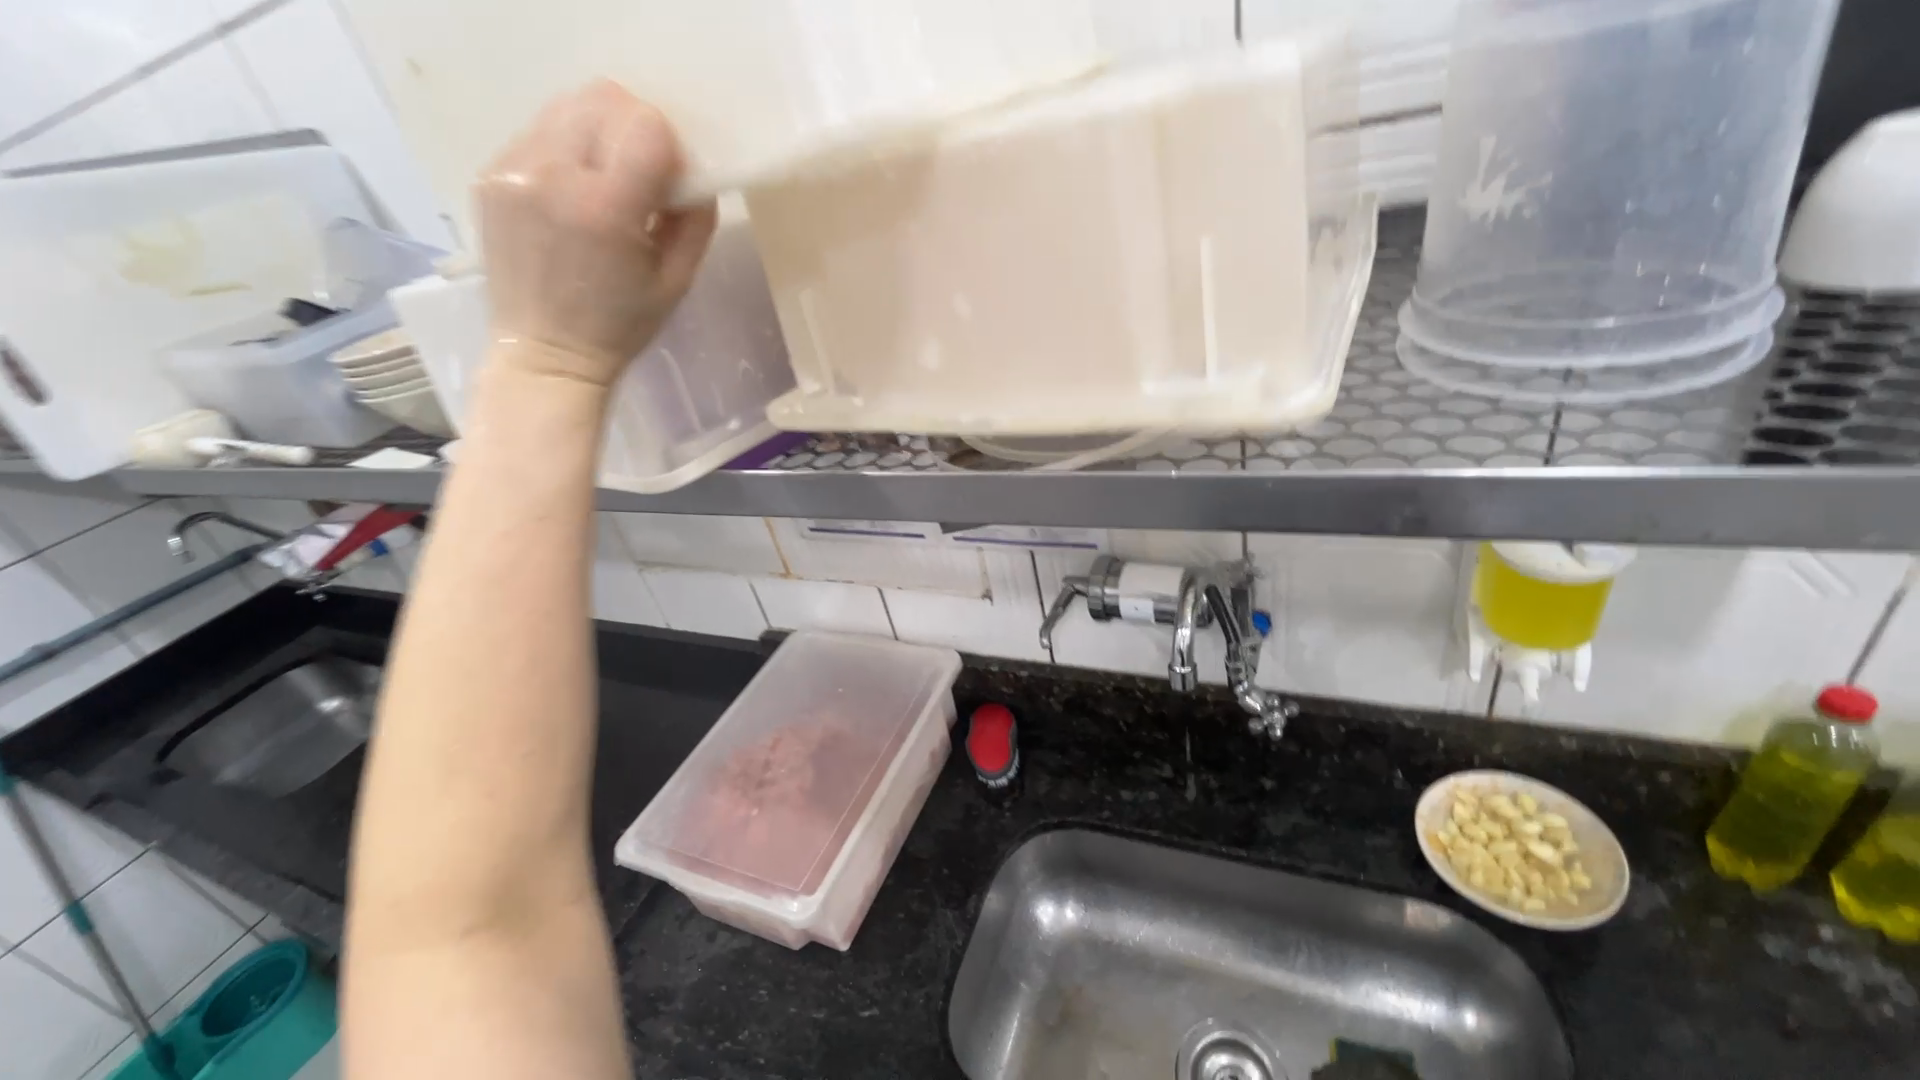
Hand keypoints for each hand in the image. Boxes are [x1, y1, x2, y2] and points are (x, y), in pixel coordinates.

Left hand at [475, 79, 717, 387]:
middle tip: (639, 172)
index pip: (645, 124)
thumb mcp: (678, 280)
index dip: (667, 144)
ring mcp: (514, 171)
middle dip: (632, 126)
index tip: (668, 178)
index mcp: (605, 207)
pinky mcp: (491, 175)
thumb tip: (695, 173)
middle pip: (603, 98)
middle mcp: (553, 175)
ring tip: (603, 180)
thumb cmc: (620, 325)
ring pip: (567, 107)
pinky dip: (564, 149)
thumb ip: (694, 218)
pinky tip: (570, 193)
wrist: (543, 354)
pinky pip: (537, 132)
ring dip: (597, 133)